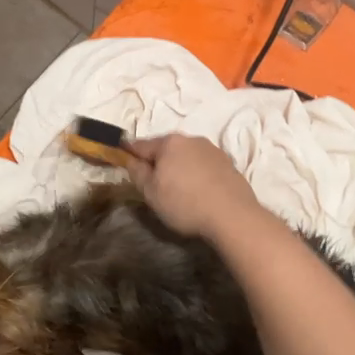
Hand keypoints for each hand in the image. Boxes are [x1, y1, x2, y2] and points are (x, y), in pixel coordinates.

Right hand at [124, 134, 264, 238]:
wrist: (232, 215)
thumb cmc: (184, 203)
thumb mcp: (151, 193)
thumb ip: (137, 173)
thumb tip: (130, 159)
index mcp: (169, 143)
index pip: (142, 145)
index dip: (130, 152)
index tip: (123, 157)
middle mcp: (191, 139)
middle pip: (166, 148)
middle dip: (158, 161)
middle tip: (153, 181)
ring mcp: (212, 150)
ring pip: (186, 155)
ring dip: (179, 166)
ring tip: (178, 188)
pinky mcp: (228, 163)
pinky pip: (203, 165)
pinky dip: (196, 173)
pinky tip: (198, 191)